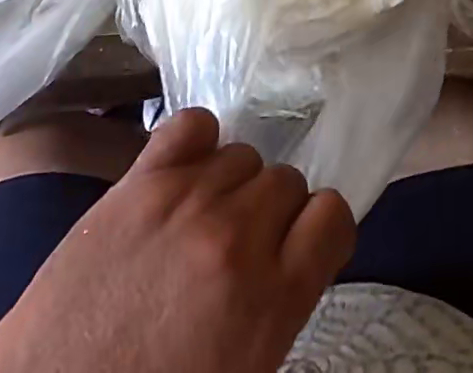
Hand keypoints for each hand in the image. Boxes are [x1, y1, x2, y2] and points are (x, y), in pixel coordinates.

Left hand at [0, 109, 354, 372]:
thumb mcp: (248, 365)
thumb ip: (286, 298)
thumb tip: (297, 248)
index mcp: (272, 296)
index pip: (333, 215)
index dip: (320, 229)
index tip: (301, 244)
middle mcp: (238, 236)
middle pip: (288, 179)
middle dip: (272, 211)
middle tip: (242, 242)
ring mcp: (187, 201)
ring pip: (244, 155)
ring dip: (233, 184)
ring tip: (203, 216)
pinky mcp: (139, 182)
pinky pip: (193, 124)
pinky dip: (197, 142)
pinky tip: (183, 174)